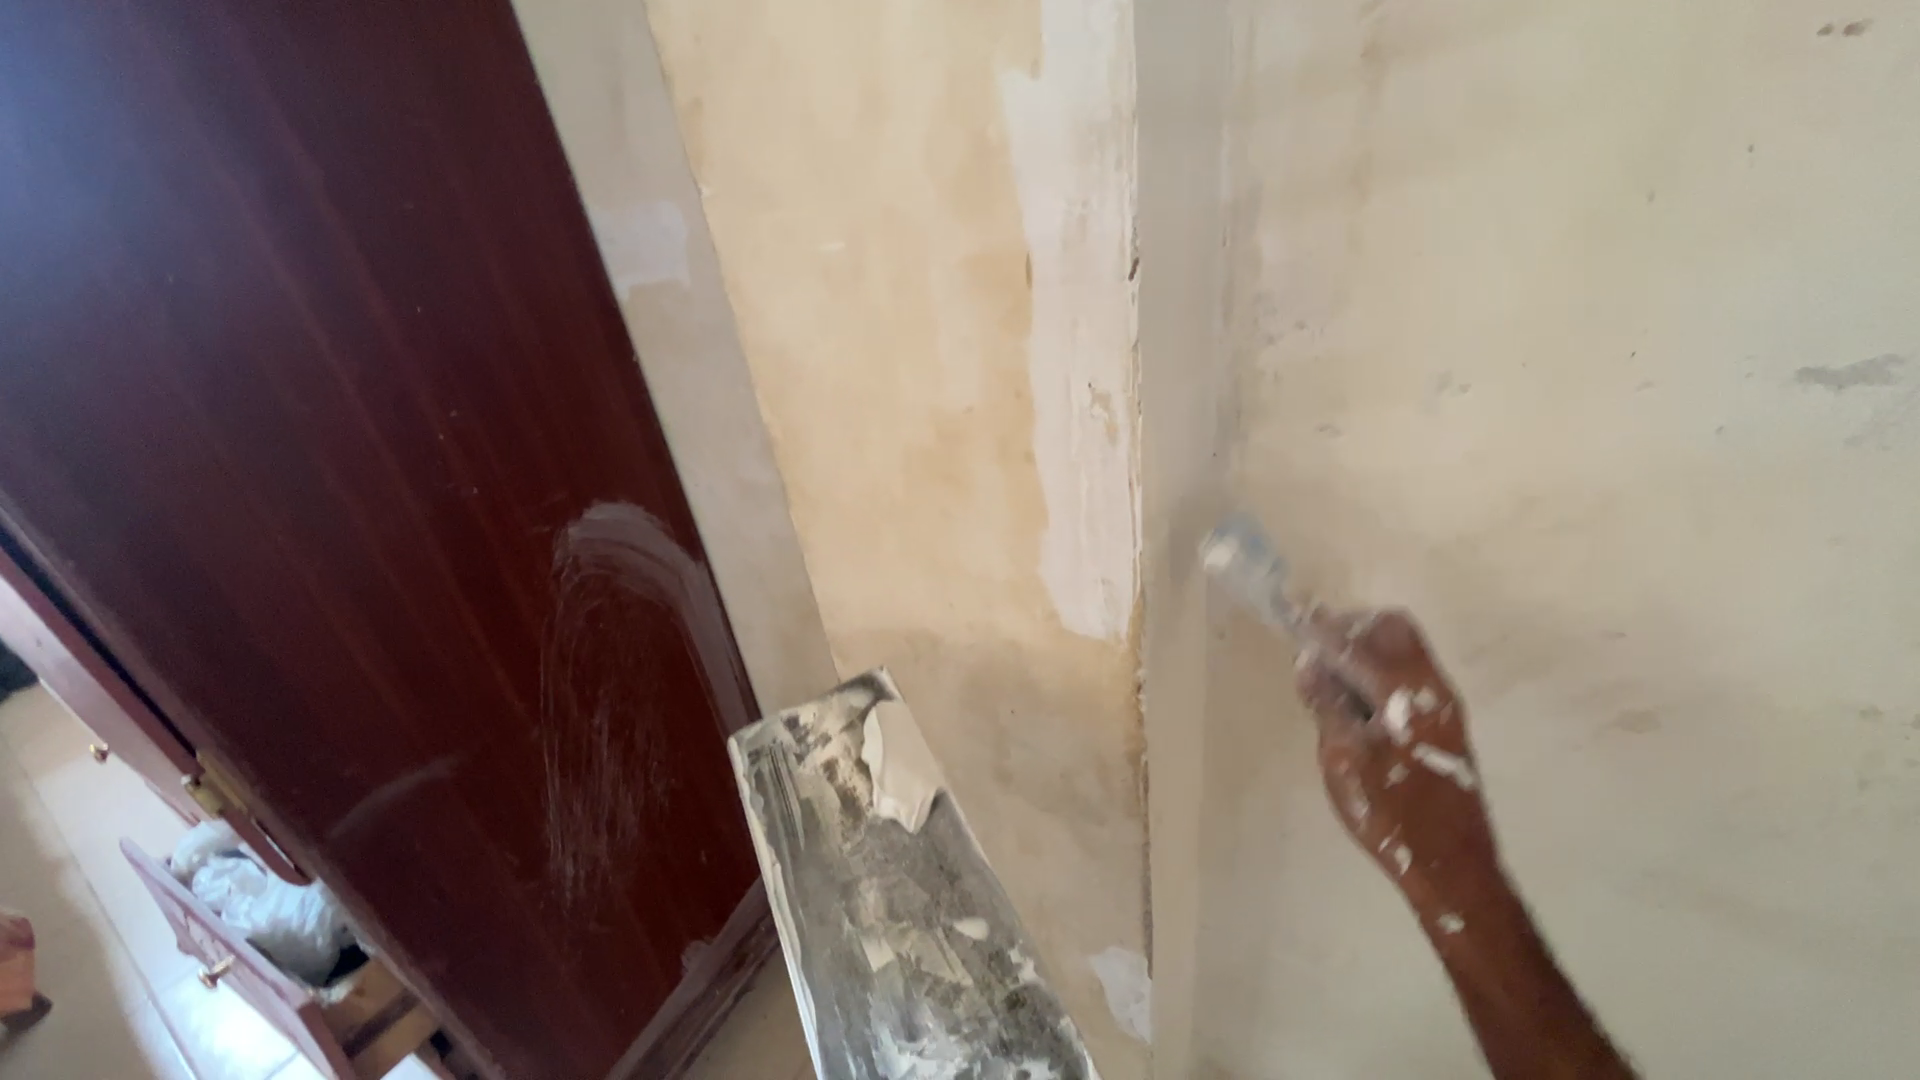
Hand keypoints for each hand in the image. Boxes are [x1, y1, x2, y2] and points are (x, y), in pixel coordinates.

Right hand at [1292, 608, 1498, 907]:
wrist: (1451, 864)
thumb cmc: (1390, 812)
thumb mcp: (1342, 758)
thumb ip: (1327, 704)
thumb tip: (1309, 662)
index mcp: (1405, 694)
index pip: (1356, 643)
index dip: (1321, 631)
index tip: (1292, 618)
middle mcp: (1431, 687)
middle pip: (1392, 628)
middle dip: (1349, 627)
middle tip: (1313, 645)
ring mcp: (1442, 703)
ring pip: (1402, 648)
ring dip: (1363, 646)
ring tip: (1326, 673)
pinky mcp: (1442, 721)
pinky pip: (1406, 671)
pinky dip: (1376, 667)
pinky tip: (1350, 696)